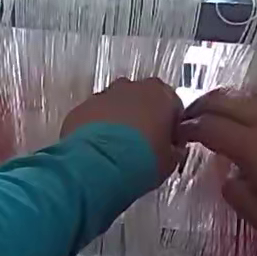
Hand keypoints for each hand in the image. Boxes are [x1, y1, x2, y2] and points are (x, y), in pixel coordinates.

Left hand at [60, 77, 185, 182]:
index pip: (173, 106)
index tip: (166, 143)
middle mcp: (132, 88)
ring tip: (117, 150)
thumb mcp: (168, 162)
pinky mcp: (81, 108)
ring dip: (118, 122)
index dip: (170, 127)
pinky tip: (98, 151)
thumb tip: (173, 150)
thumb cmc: (138, 161)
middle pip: (142, 100)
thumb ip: (175, 150)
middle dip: (143, 119)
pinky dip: (96, 128)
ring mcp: (104, 96)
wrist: (96, 167)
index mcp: (161, 95)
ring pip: (116, 106)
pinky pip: (93, 116)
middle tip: (142, 146)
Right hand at [177, 88, 256, 240]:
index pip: (209, 127)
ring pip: (254, 98)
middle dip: (204, 105)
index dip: (189, 127)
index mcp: (251, 146)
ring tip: (224, 116)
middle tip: (192, 114)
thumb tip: (230, 179)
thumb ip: (238, 196)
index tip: (179, 132)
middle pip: (227, 100)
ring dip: (232, 104)